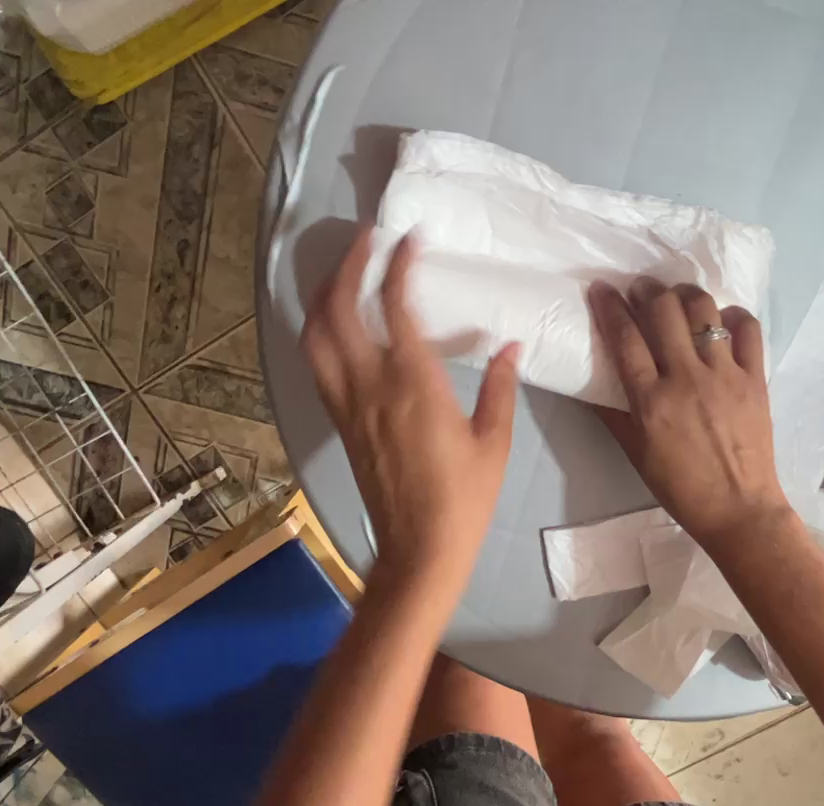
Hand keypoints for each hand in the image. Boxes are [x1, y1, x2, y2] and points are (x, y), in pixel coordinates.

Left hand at [303, 229, 520, 584]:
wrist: (419, 548)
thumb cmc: (464, 498)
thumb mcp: (495, 442)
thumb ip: (499, 388)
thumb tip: (508, 347)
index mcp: (415, 383)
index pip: (395, 305)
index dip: (398, 264)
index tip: (410, 239)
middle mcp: (370, 385)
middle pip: (339, 307)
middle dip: (348, 263)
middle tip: (366, 238)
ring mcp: (347, 404)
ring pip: (315, 335)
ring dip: (322, 295)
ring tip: (341, 274)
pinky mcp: (339, 424)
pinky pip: (317, 367)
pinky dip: (319, 334)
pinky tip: (334, 326)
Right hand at [589, 278, 791, 547]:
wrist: (736, 508)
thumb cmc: (678, 486)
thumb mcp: (635, 453)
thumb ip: (613, 415)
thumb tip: (592, 384)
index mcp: (651, 401)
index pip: (624, 338)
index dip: (609, 306)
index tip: (601, 289)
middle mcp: (686, 378)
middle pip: (663, 311)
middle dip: (646, 289)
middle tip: (640, 289)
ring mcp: (725, 374)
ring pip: (703, 310)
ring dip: (685, 294)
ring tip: (677, 297)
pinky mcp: (756, 377)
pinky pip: (747, 328)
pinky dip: (731, 315)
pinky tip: (720, 319)